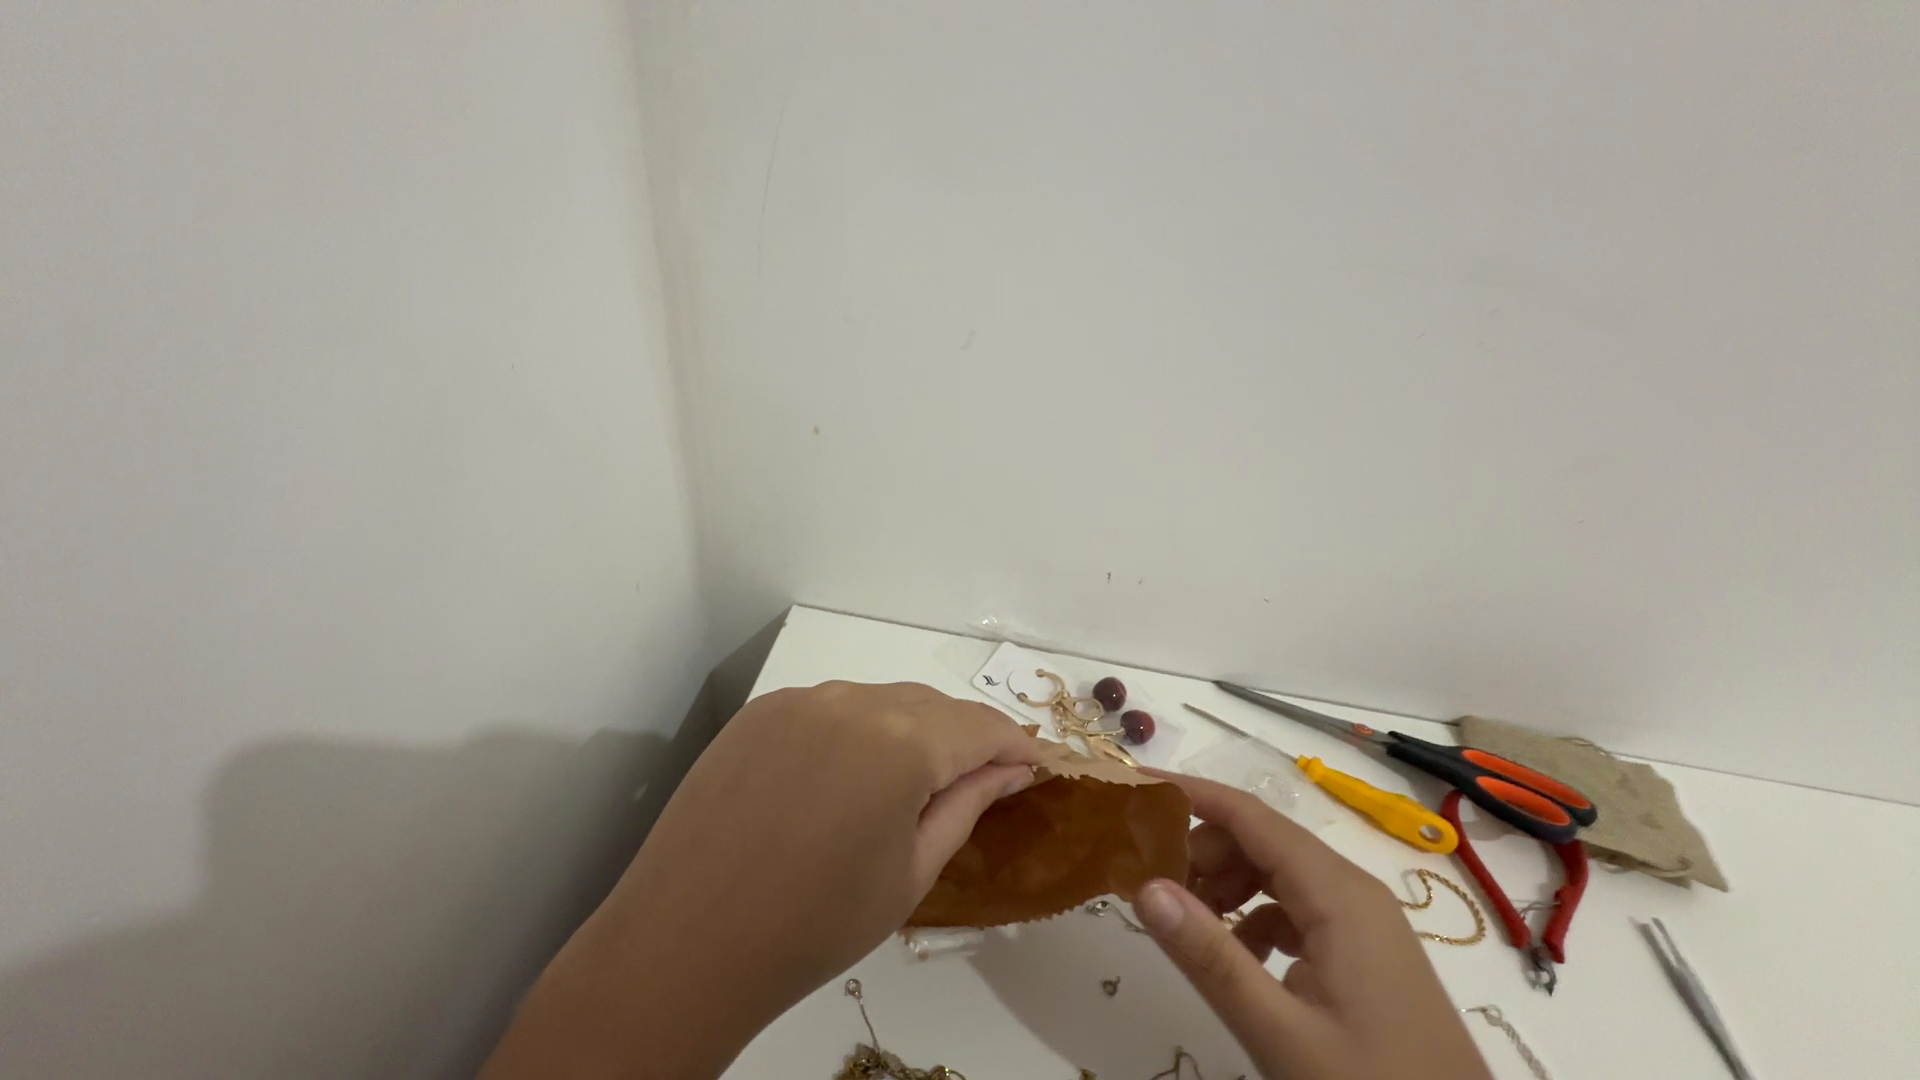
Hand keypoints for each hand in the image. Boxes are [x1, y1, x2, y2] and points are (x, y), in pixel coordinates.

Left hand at [480, 681, 1041, 1078]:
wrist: (684, 941)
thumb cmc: (815, 924)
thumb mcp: (911, 871)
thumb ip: (967, 804)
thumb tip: (1012, 768)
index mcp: (901, 743)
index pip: (981, 727)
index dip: (1015, 745)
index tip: (1036, 767)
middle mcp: (852, 701)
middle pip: (932, 706)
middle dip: (967, 736)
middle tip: (986, 777)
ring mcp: (799, 701)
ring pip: (882, 701)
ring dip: (913, 730)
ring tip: (919, 779)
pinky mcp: (760, 712)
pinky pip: (832, 708)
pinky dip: (861, 730)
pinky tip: (854, 773)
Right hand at [1133, 772, 1492, 1079]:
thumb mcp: (1278, 1031)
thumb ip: (1208, 956)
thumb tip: (1144, 885)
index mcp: (1337, 892)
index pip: (1249, 814)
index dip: (1190, 793)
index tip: (1134, 786)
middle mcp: (1352, 889)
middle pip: (1261, 839)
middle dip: (1202, 851)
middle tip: (1154, 887)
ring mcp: (1363, 920)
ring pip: (1278, 872)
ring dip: (1227, 885)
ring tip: (1190, 926)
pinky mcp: (1365, 950)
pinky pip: (1297, 908)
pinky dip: (1255, 917)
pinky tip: (1238, 959)